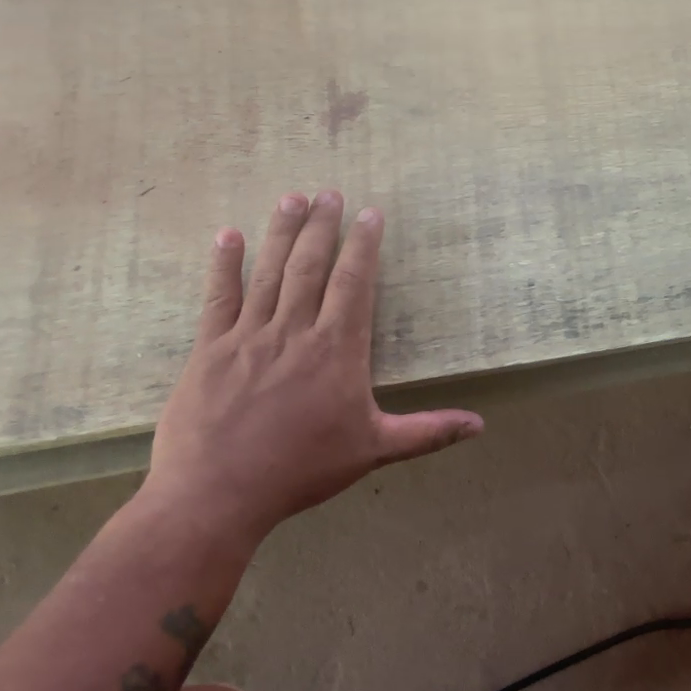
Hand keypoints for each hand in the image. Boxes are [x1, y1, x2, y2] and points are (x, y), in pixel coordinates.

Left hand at [141, 191, 482, 538]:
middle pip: (310, 266)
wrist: (213, 497)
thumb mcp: (374, 449)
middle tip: (329, 192)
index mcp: (337, 350)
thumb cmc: (301, 470)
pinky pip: (218, 299)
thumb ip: (429, 432)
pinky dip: (223, 265)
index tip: (370, 213)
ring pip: (268, 273)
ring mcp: (247, 339)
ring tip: (291, 198)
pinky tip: (227, 236)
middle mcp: (294, 333)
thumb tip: (481, 425)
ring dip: (280, 232)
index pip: (354, 283)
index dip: (363, 245)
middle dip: (322, 226)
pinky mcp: (208, 352)